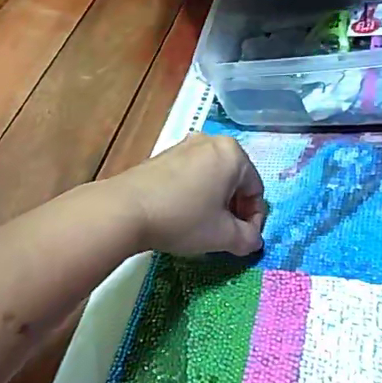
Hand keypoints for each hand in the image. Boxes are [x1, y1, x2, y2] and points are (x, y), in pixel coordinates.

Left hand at [106, 133, 266, 255]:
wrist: (125, 209)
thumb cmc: (182, 218)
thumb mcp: (223, 236)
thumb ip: (248, 239)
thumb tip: (253, 240)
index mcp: (233, 153)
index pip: (256, 191)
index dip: (254, 220)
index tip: (244, 241)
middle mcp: (210, 141)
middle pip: (234, 181)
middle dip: (234, 210)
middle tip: (225, 236)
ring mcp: (183, 145)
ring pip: (212, 178)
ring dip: (214, 203)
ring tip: (202, 228)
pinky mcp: (162, 156)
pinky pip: (190, 176)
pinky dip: (194, 195)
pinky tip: (181, 216)